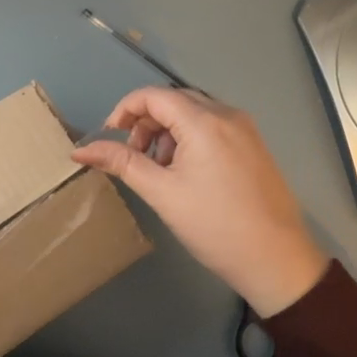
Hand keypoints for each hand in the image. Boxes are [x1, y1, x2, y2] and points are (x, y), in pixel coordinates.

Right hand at [73, 87, 328, 316]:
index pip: (153, 96)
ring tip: (158, 170)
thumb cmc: (214, 226)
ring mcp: (245, 129)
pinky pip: (213, 126)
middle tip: (133, 156)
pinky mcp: (254, 146)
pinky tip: (185, 173)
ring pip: (194, 113)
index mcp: (204, 121)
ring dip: (167, 132)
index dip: (124, 110)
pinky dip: (190, 139)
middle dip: (145, 122)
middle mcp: (227, 114)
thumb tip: (80, 150)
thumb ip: (122, 163)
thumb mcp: (162, 193)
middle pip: (174, 100)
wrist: (277, 260)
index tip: (108, 139)